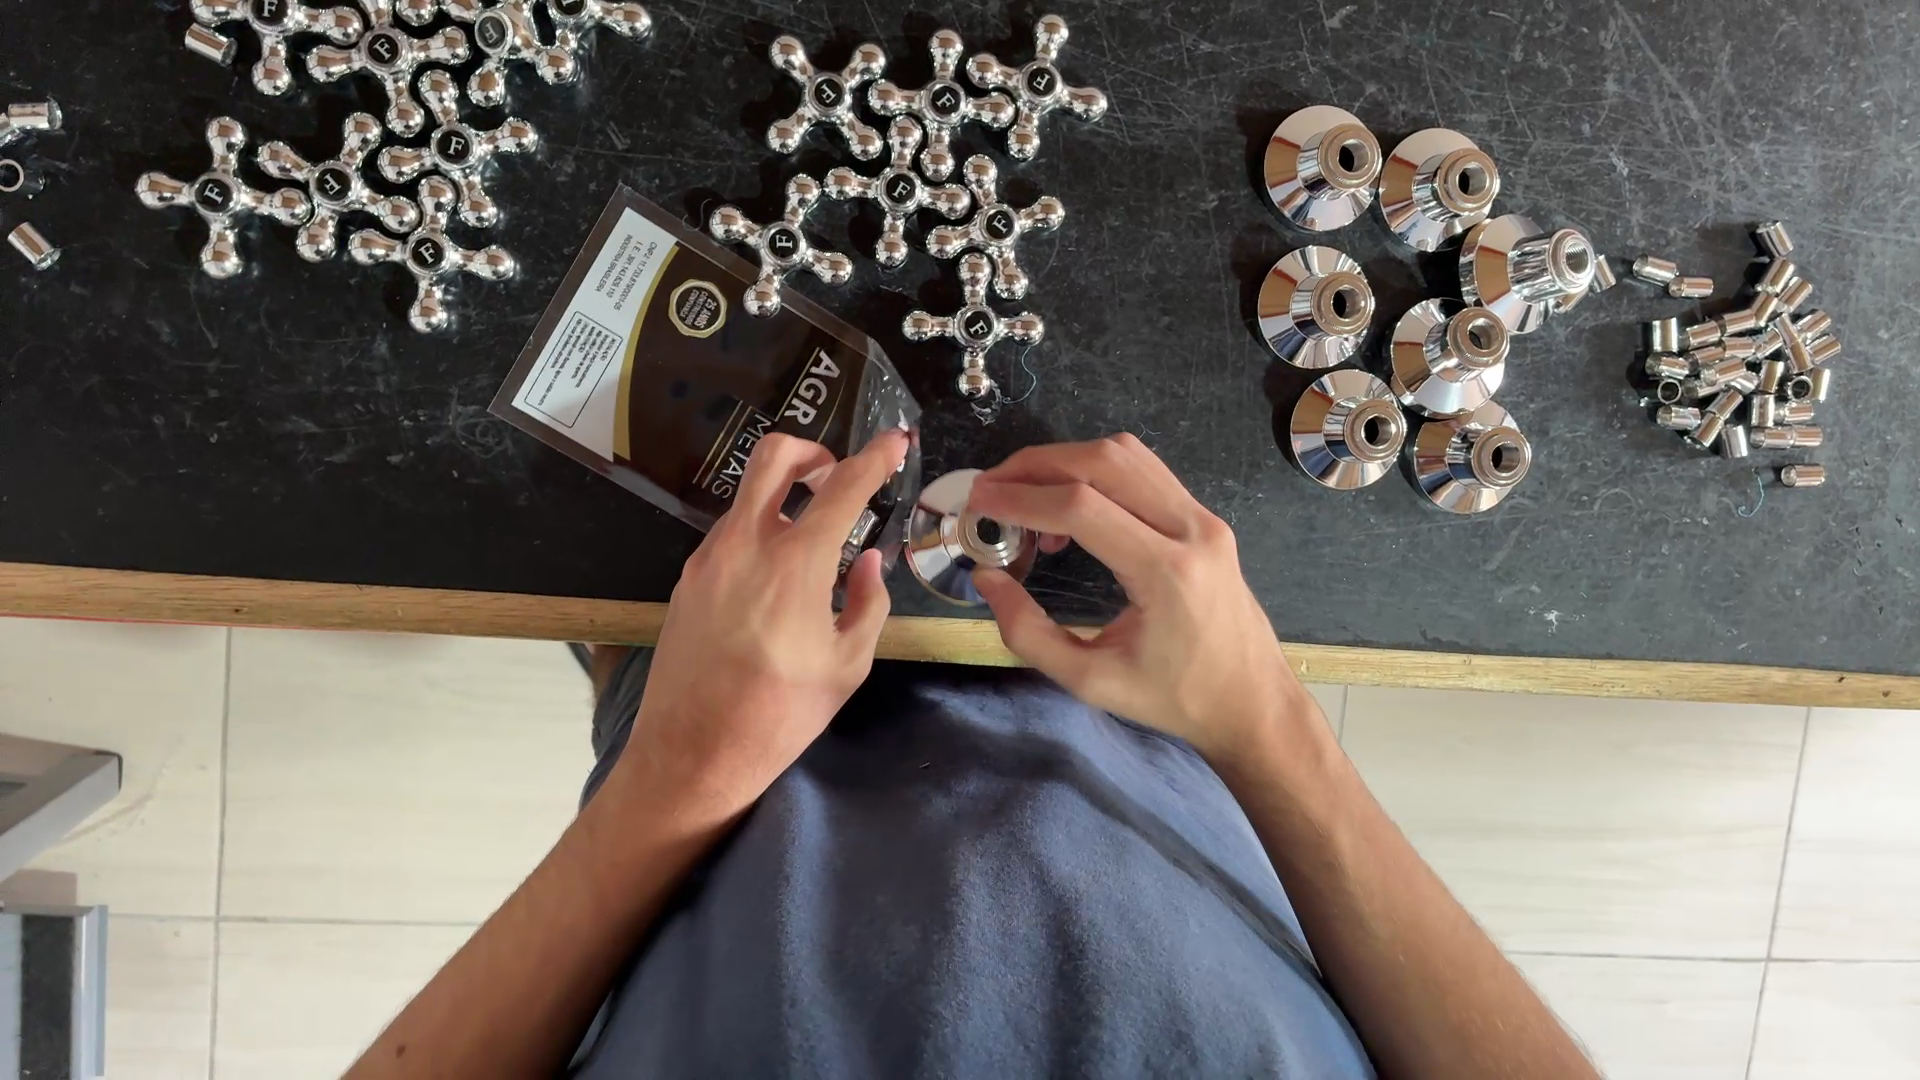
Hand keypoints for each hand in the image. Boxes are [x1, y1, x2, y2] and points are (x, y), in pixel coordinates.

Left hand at [615, 429, 909, 817]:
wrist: (692, 754)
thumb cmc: (781, 714)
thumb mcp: (848, 664)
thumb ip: (868, 602)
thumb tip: (866, 560)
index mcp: (794, 564)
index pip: (842, 489)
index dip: (875, 458)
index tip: (895, 440)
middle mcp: (744, 545)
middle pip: (772, 457)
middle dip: (811, 452)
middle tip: (835, 477)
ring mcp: (708, 559)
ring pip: (749, 498)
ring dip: (784, 501)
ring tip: (812, 548)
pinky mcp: (688, 579)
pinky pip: (731, 535)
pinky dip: (760, 534)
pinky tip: (776, 582)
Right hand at [966, 434, 1322, 762]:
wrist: (1252, 702)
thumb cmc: (1173, 699)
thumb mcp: (1090, 682)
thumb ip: (1028, 633)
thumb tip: (987, 578)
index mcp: (1167, 573)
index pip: (1082, 507)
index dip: (1021, 497)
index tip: (978, 501)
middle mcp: (1192, 529)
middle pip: (1104, 462)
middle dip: (1037, 464)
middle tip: (992, 486)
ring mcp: (1204, 517)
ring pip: (1126, 455)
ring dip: (1066, 460)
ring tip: (1024, 493)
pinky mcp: (1205, 517)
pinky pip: (1144, 471)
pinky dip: (1096, 472)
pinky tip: (1069, 505)